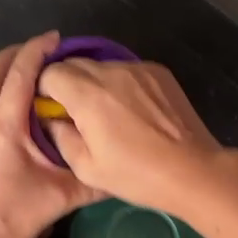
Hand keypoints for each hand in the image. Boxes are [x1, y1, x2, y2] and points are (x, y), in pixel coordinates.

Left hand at [0, 32, 100, 237]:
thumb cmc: (14, 217)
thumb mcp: (60, 197)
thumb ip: (92, 181)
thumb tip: (121, 171)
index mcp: (5, 125)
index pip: (21, 74)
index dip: (37, 50)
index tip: (54, 39)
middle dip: (13, 55)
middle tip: (35, 51)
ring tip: (13, 72)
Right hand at [36, 58, 230, 213]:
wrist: (192, 171)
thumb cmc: (136, 175)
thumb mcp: (87, 168)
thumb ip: (61, 137)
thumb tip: (52, 120)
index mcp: (88, 95)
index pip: (51, 72)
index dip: (45, 89)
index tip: (51, 110)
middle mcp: (111, 72)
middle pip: (74, 63)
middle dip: (67, 84)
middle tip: (74, 113)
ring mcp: (138, 69)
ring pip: (102, 66)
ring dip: (94, 84)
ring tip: (106, 114)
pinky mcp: (159, 72)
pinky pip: (127, 71)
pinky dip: (120, 85)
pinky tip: (132, 111)